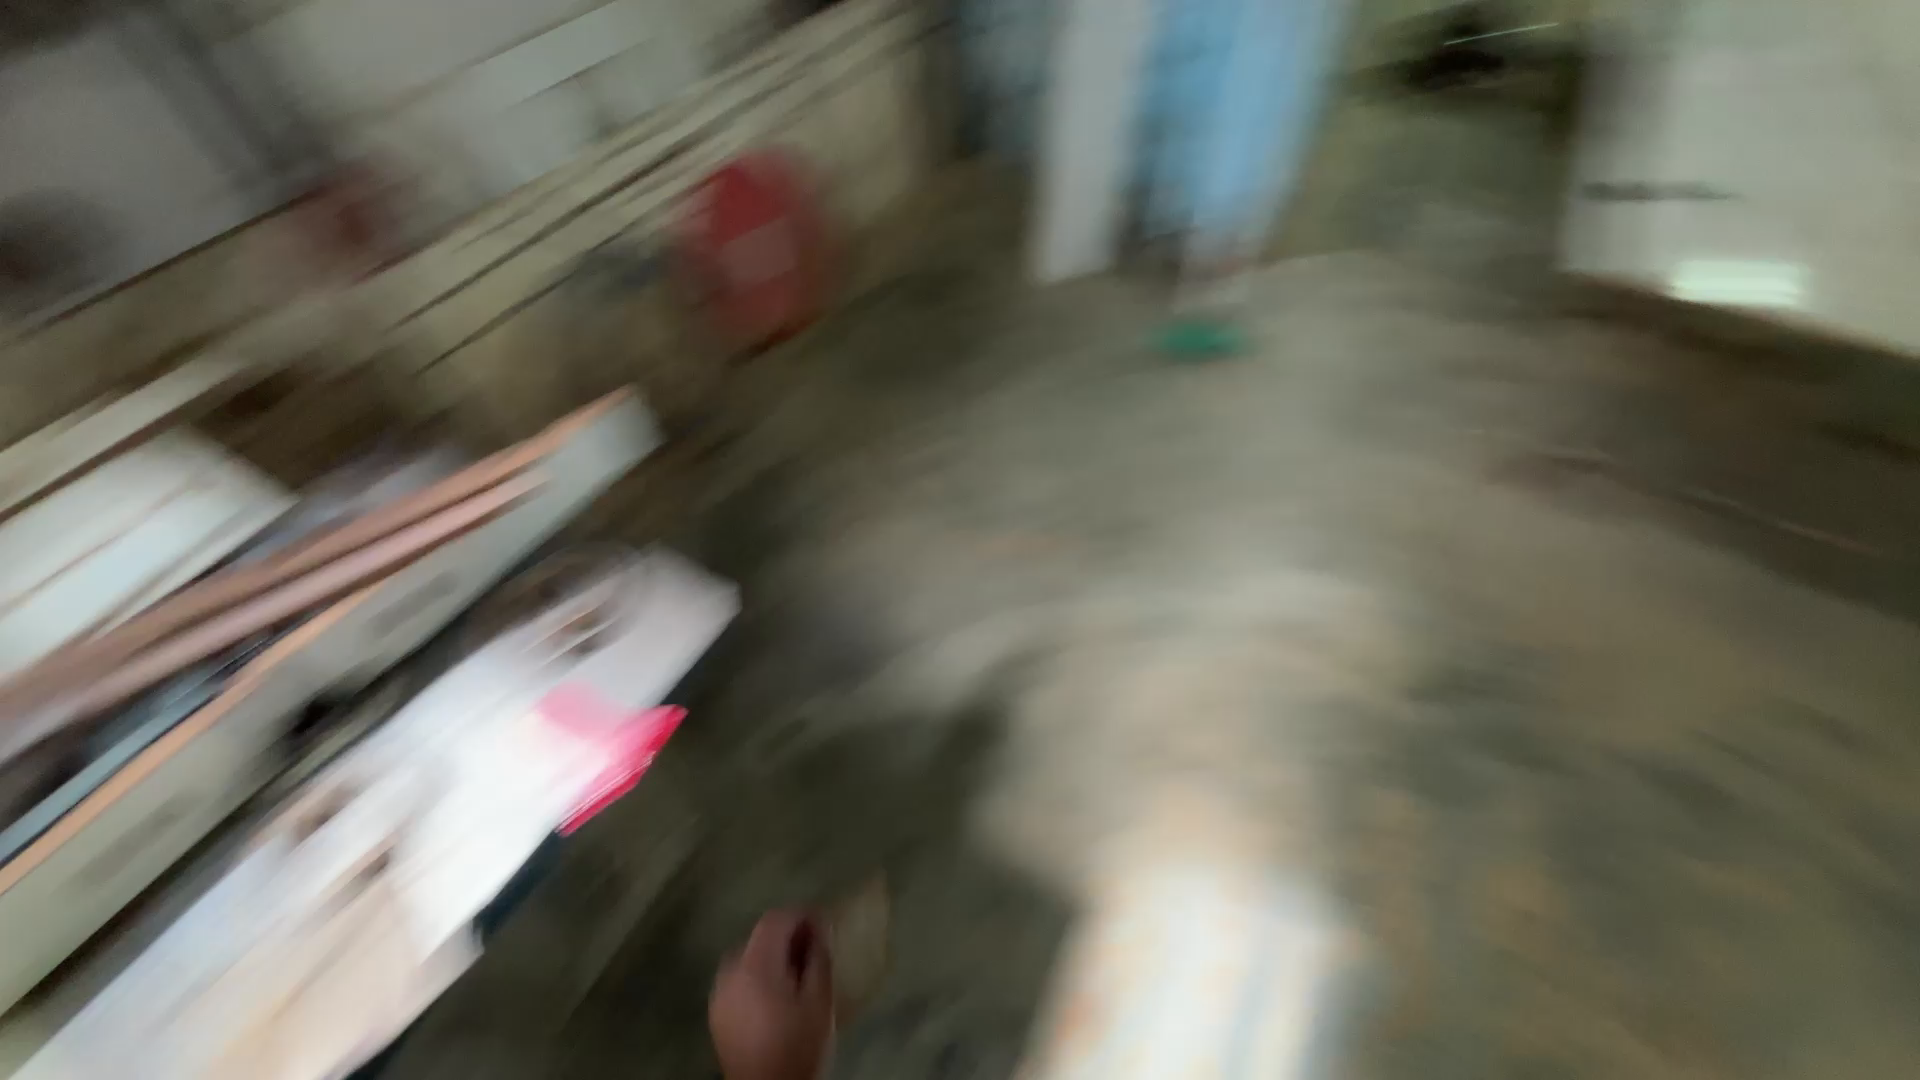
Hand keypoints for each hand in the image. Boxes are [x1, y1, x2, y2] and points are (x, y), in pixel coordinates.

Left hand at [709, 910, 835, 1079]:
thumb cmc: (797, 1046)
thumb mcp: (819, 1000)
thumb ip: (819, 956)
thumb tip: (821, 925)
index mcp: (754, 965)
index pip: (775, 919)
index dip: (801, 914)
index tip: (824, 921)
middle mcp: (730, 971)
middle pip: (761, 934)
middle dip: (789, 934)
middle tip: (815, 947)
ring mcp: (719, 991)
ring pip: (749, 954)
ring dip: (774, 953)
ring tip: (798, 970)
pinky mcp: (717, 1009)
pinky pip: (740, 975)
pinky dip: (758, 972)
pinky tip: (776, 991)